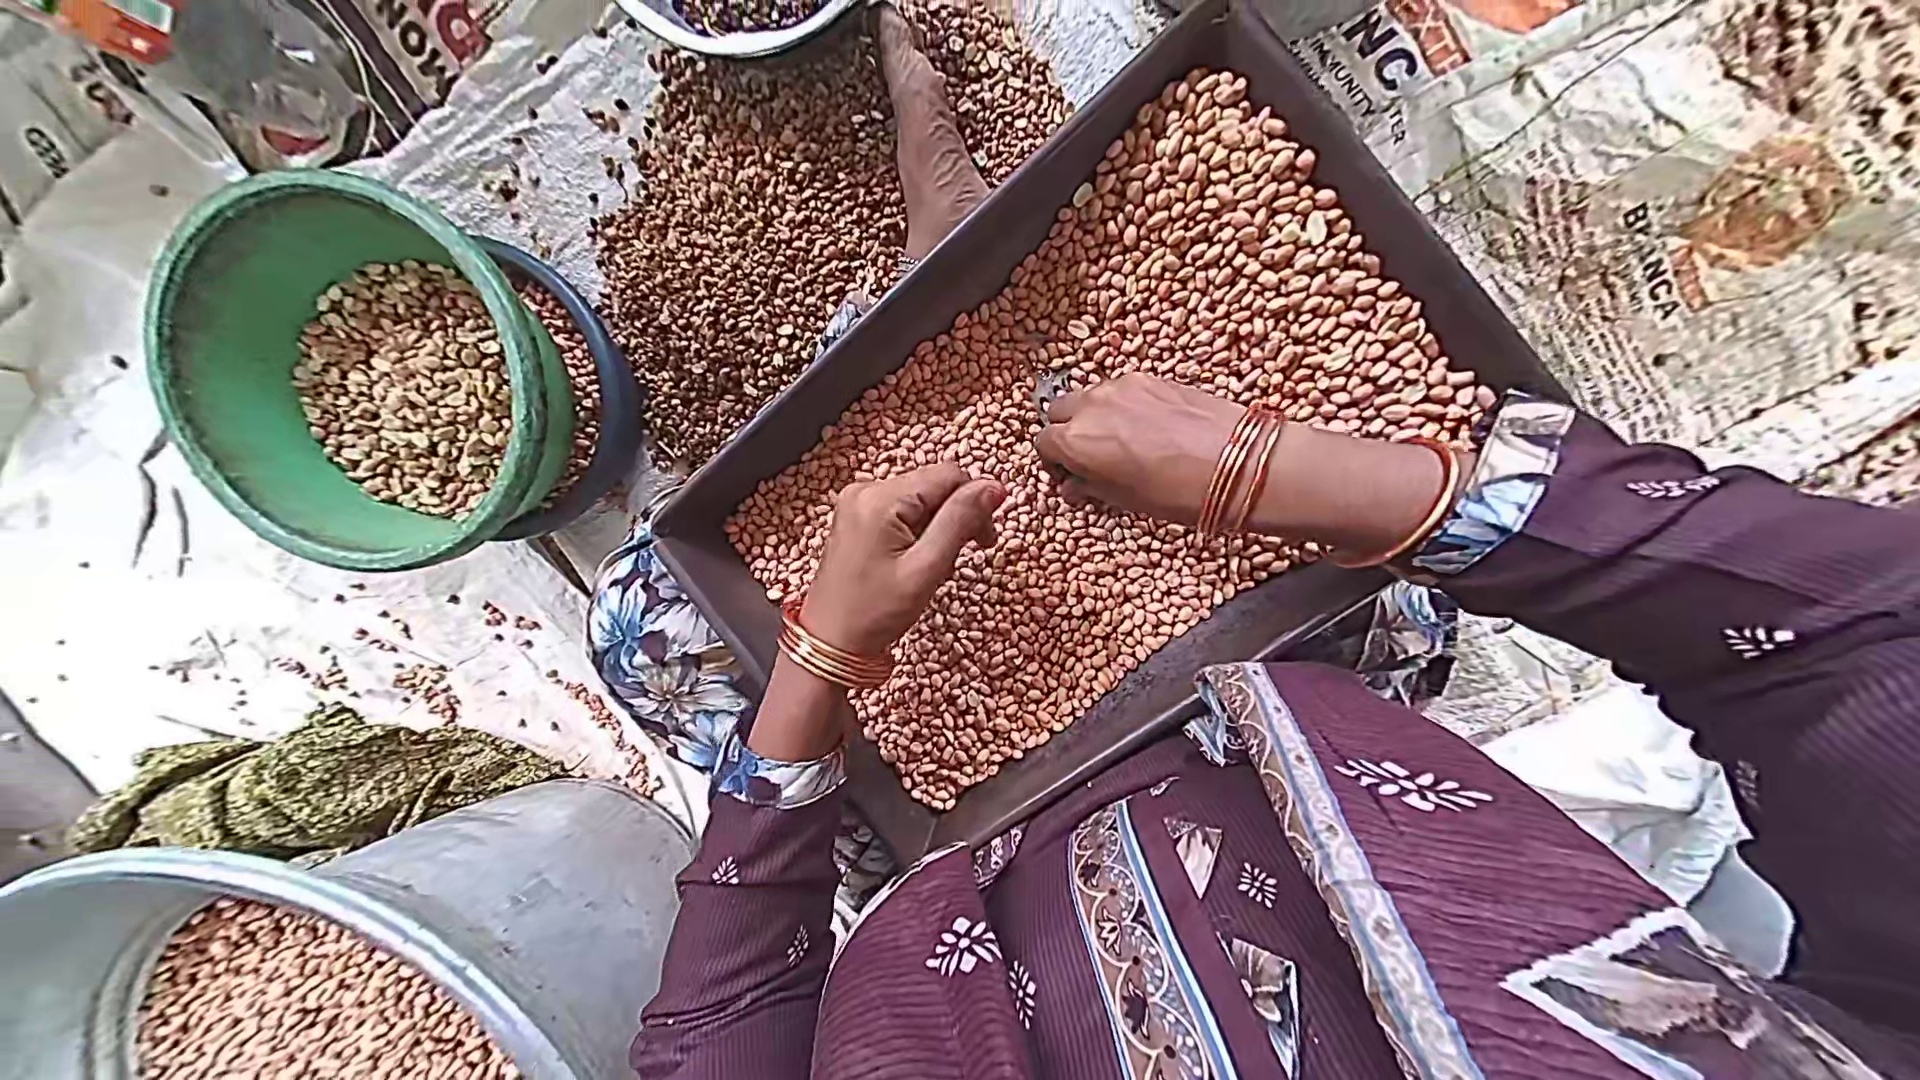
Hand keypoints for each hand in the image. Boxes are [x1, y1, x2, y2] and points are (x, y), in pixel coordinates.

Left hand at [801, 463, 1006, 655]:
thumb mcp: (926, 568)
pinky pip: (903, 511)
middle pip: (935, 484)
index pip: (950, 474)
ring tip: (930, 567)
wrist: (831, 641)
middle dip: (956, 518)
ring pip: (922, 499)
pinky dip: (918, 533)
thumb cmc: (873, 613)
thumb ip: (960, 521)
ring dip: (938, 529)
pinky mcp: (858, 516)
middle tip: (955, 559)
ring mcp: (858, 502)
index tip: (983, 540)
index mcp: (880, 498)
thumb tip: (993, 488)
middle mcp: (865, 490)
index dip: (976, 503)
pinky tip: (914, 561)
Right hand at [1034, 373, 1242, 524]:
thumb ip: (1089, 486)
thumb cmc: (1177, 492)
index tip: (1069, 473)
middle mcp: (1090, 406)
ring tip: (1120, 440)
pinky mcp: (1150, 376)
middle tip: (1089, 455)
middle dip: (1067, 431)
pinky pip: (1120, 389)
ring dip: (1092, 415)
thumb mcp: (1123, 499)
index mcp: (1075, 440)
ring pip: (1089, 396)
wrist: (1239, 463)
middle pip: (1059, 412)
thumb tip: (1074, 484)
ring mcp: (1121, 386)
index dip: (1053, 460)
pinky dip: (1120, 405)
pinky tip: (1146, 427)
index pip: (1043, 442)